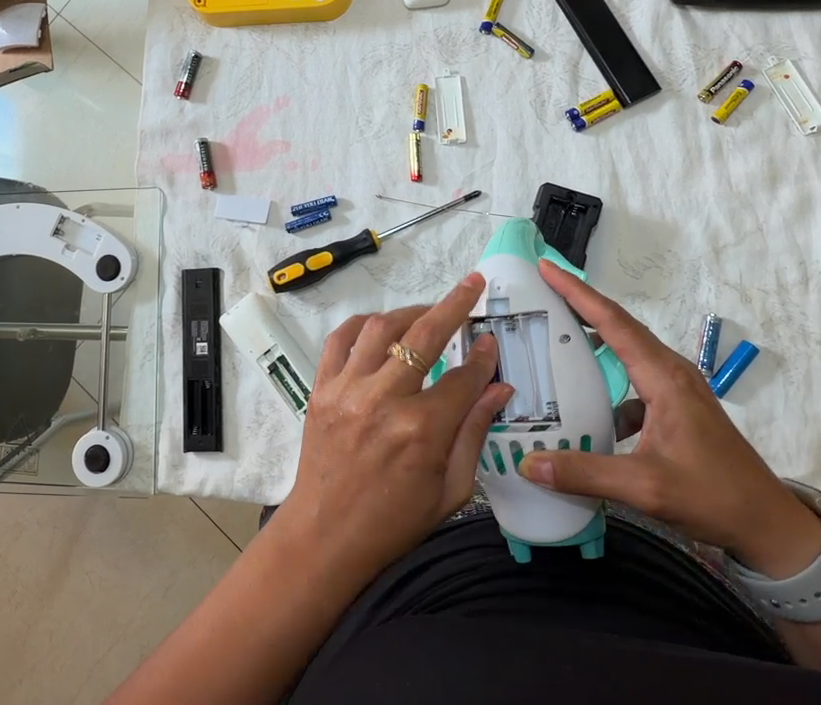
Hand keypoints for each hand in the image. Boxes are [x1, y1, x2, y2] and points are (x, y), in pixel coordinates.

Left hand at [270, 273, 512, 580]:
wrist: (325, 535)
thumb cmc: (395, 521)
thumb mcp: (451, 488)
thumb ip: (474, 431)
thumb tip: (500, 387)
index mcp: (421, 430)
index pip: (463, 377)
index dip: (483, 356)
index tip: (493, 341)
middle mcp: (383, 400)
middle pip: (424, 335)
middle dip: (454, 305)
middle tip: (473, 285)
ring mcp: (346, 390)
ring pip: (381, 328)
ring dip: (410, 312)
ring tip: (429, 312)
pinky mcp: (320, 388)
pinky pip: (339, 340)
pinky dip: (362, 324)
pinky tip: (380, 324)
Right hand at [518, 261, 820, 577]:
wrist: (767, 525)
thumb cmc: (713, 497)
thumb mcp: (645, 487)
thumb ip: (585, 473)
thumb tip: (529, 464)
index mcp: (666, 378)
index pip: (615, 323)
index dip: (578, 294)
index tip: (547, 269)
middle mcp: (672, 374)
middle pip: (620, 328)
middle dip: (580, 307)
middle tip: (540, 294)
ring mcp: (678, 392)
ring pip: (627, 355)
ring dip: (592, 344)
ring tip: (554, 340)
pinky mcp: (678, 411)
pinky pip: (633, 383)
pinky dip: (606, 384)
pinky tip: (584, 407)